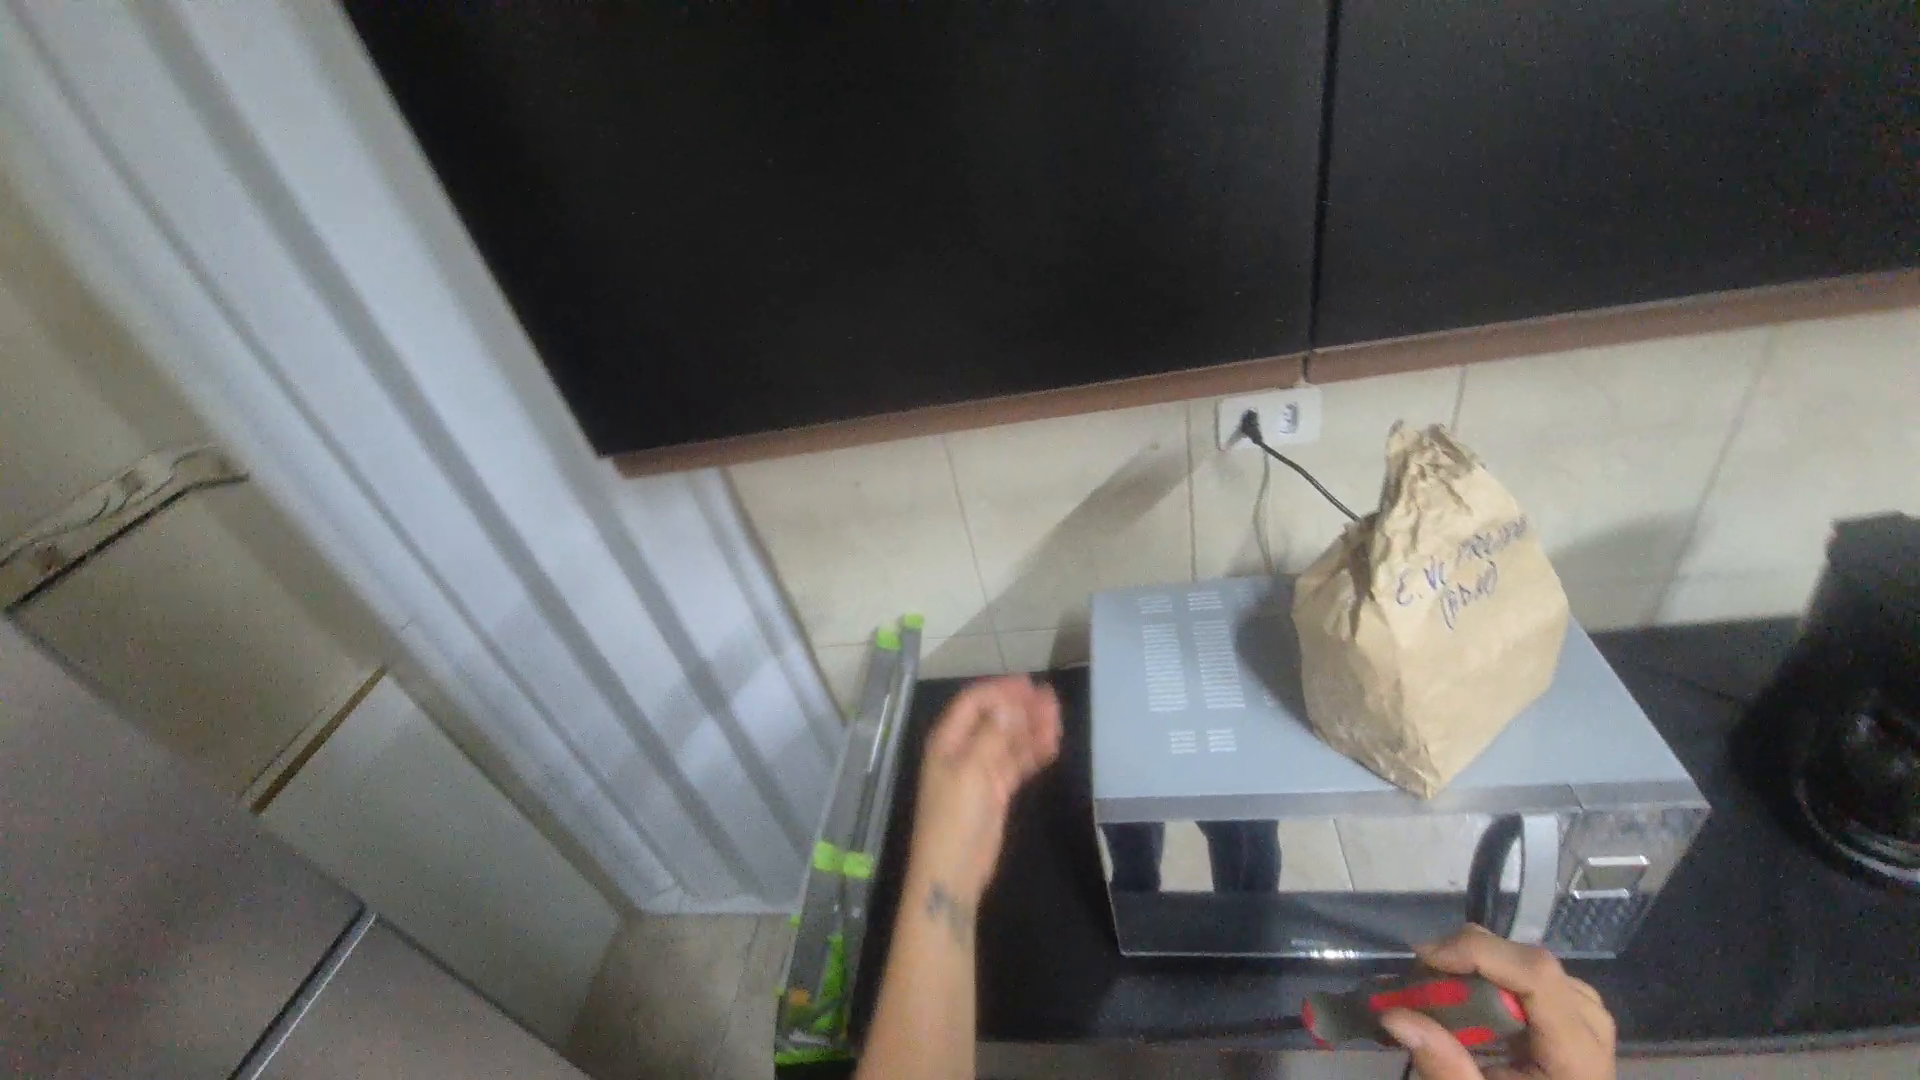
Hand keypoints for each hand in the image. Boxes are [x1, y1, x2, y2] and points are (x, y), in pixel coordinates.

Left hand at [905, 676, 1062, 918]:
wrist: (953, 871)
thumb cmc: (955, 816)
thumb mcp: (972, 771)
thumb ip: (993, 735)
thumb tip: (1011, 705)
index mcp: (948, 740)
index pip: (974, 703)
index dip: (1000, 690)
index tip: (1030, 685)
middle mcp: (963, 749)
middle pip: (995, 719)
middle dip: (1021, 708)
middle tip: (1051, 701)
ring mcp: (981, 769)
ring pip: (1010, 740)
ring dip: (1032, 729)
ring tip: (1058, 720)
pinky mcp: (997, 789)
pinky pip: (1017, 762)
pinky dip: (1033, 753)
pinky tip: (1053, 745)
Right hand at [1380, 925, 1615, 1079]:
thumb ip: (1443, 1067)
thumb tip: (1393, 1016)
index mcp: (1579, 1059)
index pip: (1537, 977)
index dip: (1479, 953)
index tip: (1425, 958)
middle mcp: (1593, 1029)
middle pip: (1529, 962)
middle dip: (1468, 957)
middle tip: (1423, 977)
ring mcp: (1588, 1018)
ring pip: (1527, 961)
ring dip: (1478, 964)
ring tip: (1444, 989)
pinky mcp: (1575, 1014)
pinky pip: (1531, 972)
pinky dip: (1491, 972)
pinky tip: (1472, 997)